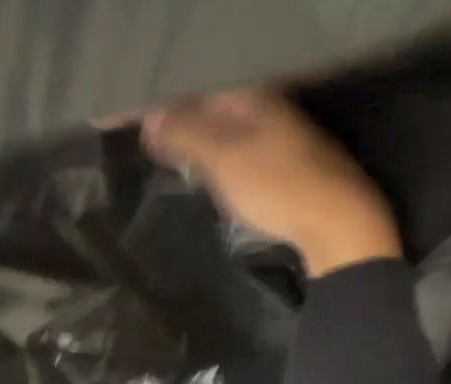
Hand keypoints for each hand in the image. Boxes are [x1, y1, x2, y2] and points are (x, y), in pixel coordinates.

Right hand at [141, 88, 401, 277]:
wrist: (336, 224)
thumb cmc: (277, 186)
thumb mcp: (224, 157)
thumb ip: (185, 133)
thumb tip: (148, 118)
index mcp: (250, 97)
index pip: (189, 92)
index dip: (153, 107)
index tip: (114, 122)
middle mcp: (263, 108)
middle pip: (203, 109)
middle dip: (166, 123)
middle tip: (129, 139)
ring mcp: (273, 136)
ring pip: (216, 132)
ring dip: (184, 144)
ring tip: (152, 155)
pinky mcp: (278, 165)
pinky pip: (229, 153)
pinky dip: (205, 161)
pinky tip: (192, 173)